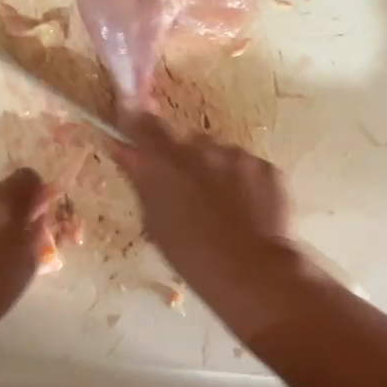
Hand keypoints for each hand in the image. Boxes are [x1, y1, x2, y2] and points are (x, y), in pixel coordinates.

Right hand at [109, 112, 294, 292]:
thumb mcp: (155, 223)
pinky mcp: (266, 167)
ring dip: (218, 173)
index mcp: (164, 164)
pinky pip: (248, 169)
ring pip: (221, 156)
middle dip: (187, 162)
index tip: (135, 114)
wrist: (252, 272)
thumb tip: (120, 147)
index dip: (138, 118)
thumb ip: (140, 180)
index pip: (144, 125)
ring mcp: (236, 156)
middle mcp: (198, 150)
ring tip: (225, 210)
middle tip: (192, 197)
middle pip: (188, 145)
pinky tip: (248, 213)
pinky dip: (246, 184)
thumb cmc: (192, 257)